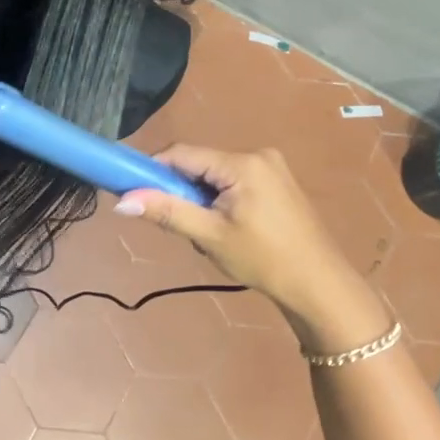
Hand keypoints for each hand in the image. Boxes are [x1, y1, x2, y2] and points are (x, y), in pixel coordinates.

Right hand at [116, 145, 367, 326]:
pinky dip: (217, 200)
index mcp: (242, 163)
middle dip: (179, 190)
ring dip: (198, 198)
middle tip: (176, 223)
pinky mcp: (276, 182)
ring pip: (213, 174)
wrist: (319, 285)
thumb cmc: (263, 259)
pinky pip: (231, 181)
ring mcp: (271, 167)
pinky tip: (224, 227)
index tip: (135, 194)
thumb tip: (120, 201)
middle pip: (198, 163)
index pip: (181, 154)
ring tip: (204, 231)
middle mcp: (257, 155)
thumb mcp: (209, 236)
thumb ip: (166, 212)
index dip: (152, 171)